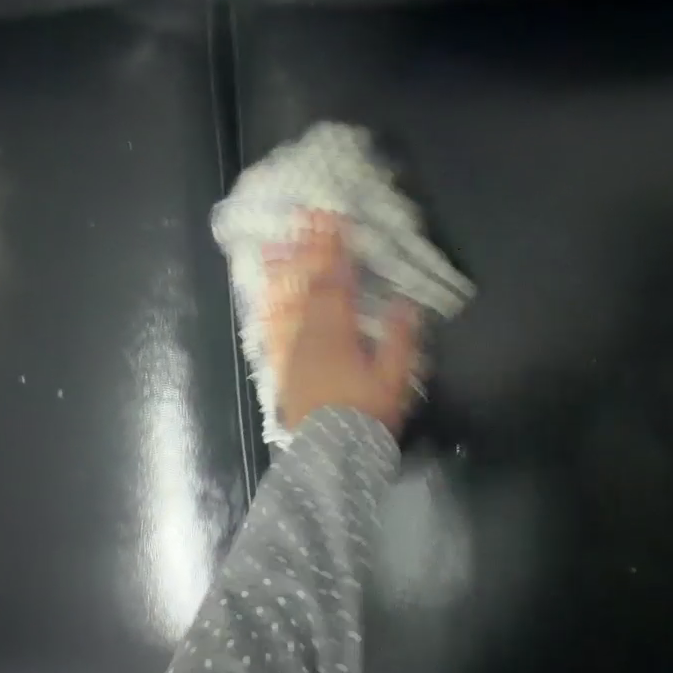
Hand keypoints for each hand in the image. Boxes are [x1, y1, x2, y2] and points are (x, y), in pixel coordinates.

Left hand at [263, 212, 421, 435]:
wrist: (330, 454)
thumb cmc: (365, 415)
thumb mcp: (393, 379)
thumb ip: (398, 339)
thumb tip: (404, 304)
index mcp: (337, 332)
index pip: (335, 282)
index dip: (335, 250)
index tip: (334, 221)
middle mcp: (308, 334)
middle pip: (307, 285)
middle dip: (308, 249)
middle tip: (304, 219)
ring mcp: (292, 350)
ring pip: (286, 302)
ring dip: (284, 271)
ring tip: (277, 245)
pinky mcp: (284, 366)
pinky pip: (275, 327)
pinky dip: (272, 305)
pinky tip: (268, 296)